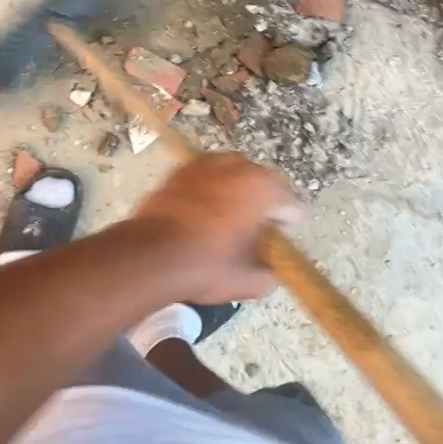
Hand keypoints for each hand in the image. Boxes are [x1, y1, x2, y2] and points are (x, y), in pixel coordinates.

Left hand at [128, 152, 299, 303]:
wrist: (152, 254)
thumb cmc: (207, 265)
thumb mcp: (250, 281)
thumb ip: (272, 272)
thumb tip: (272, 268)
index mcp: (263, 187)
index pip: (290, 203)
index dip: (286, 225)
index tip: (277, 242)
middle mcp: (238, 165)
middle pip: (264, 182)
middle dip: (264, 204)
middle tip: (254, 231)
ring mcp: (208, 162)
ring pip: (235, 174)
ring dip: (238, 192)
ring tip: (228, 220)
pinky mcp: (182, 167)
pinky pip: (208, 175)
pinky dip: (212, 188)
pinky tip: (202, 212)